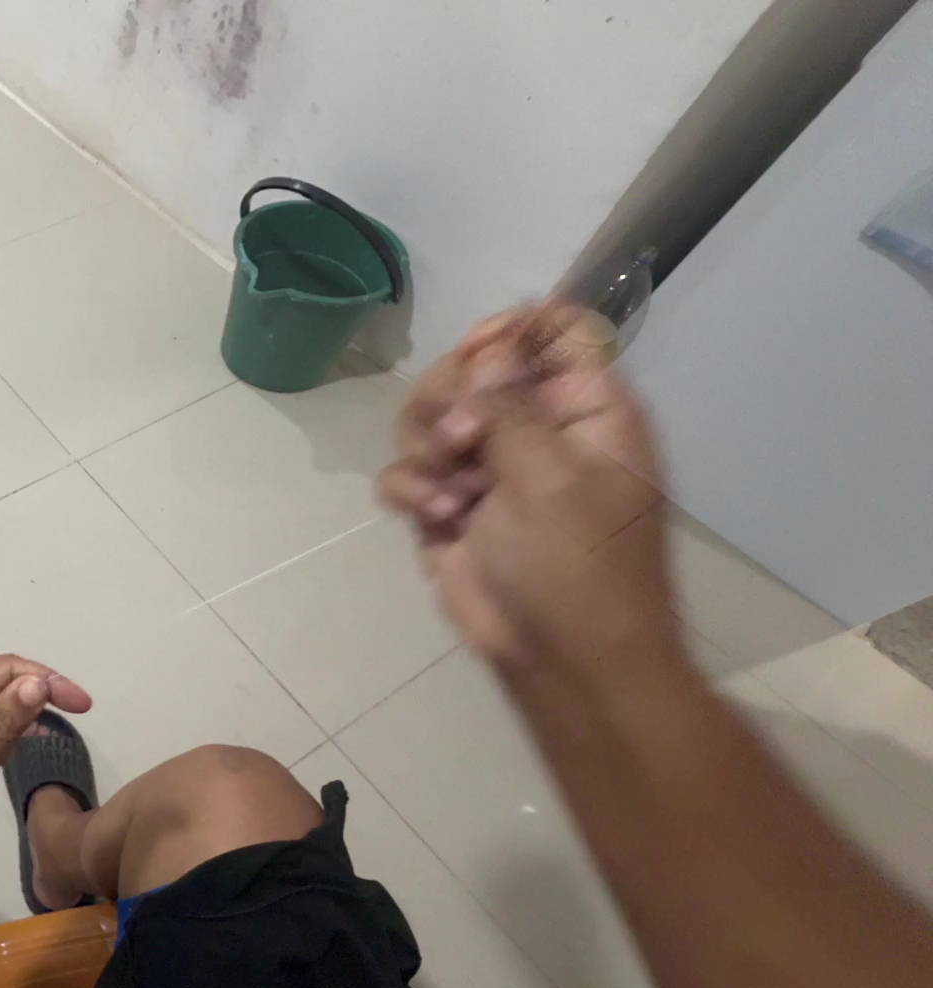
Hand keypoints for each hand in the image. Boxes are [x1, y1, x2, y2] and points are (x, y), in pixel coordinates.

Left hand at [0, 656, 92, 883]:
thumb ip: (3, 722)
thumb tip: (40, 681)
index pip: (4, 669)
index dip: (46, 679)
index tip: (83, 704)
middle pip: (2, 680)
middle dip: (41, 688)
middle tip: (82, 710)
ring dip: (29, 706)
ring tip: (65, 721)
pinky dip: (14, 727)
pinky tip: (33, 736)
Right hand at [380, 309, 673, 671]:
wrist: (553, 652)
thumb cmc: (575, 565)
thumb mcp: (551, 477)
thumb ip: (511, 407)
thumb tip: (486, 350)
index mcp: (584, 411)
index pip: (554, 333)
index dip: (511, 332)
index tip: (476, 355)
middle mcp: (533, 429)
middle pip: (472, 371)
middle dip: (448, 401)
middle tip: (455, 438)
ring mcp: (486, 468)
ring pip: (426, 420)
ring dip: (424, 452)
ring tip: (445, 494)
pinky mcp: (445, 504)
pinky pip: (406, 473)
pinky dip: (410, 491)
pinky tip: (433, 519)